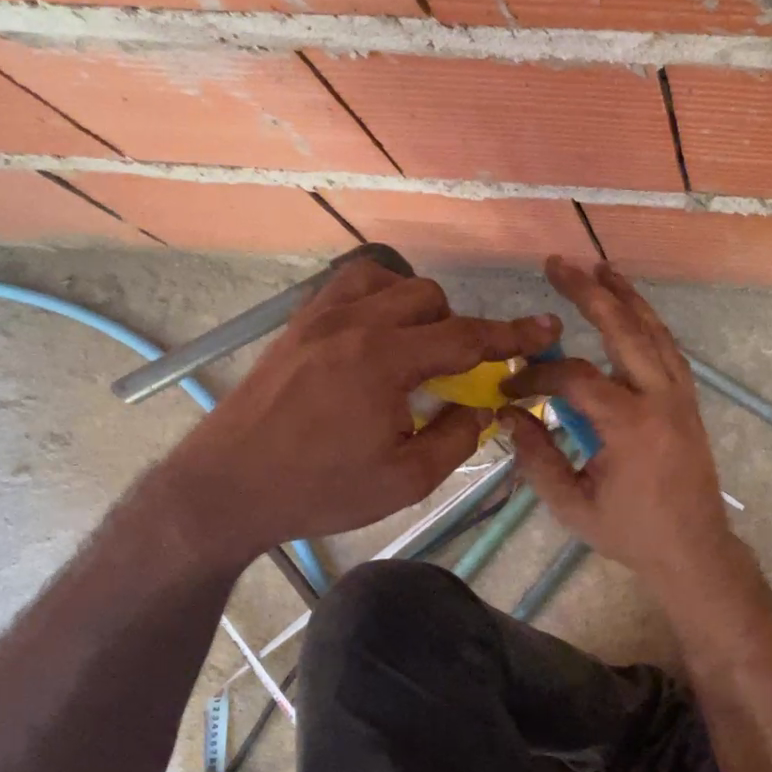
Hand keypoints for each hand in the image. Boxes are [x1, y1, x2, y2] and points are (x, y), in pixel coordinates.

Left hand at [158, 258, 559, 561]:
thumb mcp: (407, 479)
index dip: (513, 334)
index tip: (547, 327)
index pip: (466, 336)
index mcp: (385, 361)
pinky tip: (375, 341)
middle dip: (457, 327)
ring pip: (387, 281)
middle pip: (428, 297)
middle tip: (456, 371)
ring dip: (416, 308)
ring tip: (415, 349)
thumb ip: (457, 436)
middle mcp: (353, 325)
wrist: (224, 490)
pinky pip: (347, 289)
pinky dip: (377, 302)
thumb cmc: (320, 490)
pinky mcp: (294, 328)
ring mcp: (317, 320)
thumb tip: (481, 406)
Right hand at [498, 258, 743, 588]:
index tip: (511, 387)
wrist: (694, 549)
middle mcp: (661, 400)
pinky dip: (650, 325)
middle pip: (625, 329)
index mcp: (630, 426)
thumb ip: (537, 459)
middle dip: (589, 293)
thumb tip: (508, 415)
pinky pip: (670, 352)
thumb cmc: (632, 534)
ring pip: (656, 333)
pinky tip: (633, 312)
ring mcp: (682, 398)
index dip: (537, 375)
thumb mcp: (574, 505)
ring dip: (627, 299)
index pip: (575, 377)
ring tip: (599, 269)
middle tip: (557, 263)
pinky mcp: (691, 403)